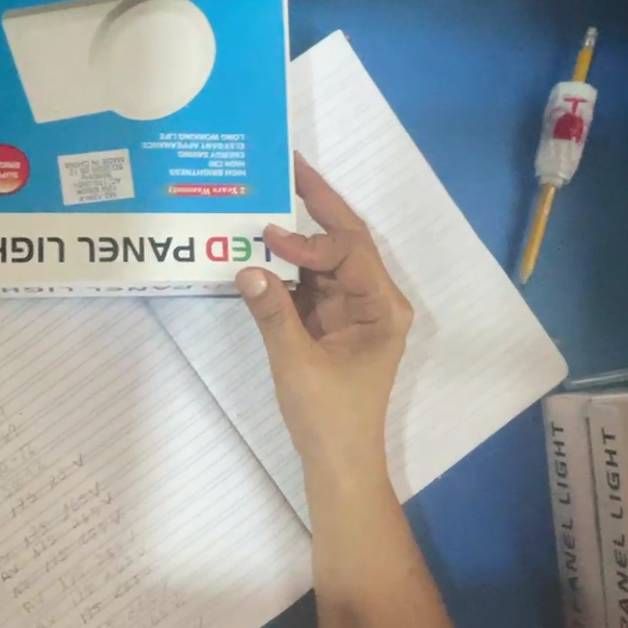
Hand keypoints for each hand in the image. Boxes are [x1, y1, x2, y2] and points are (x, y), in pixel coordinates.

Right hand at [236, 153, 412, 480]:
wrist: (339, 460)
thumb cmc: (330, 417)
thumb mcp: (297, 364)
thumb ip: (273, 314)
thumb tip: (245, 267)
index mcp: (381, 307)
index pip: (349, 252)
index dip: (309, 240)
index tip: (268, 238)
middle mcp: (372, 299)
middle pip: (346, 241)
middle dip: (318, 205)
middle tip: (288, 166)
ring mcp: (351, 309)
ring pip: (327, 258)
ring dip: (299, 235)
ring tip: (270, 199)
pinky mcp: (331, 321)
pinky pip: (310, 282)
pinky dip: (287, 266)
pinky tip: (262, 251)